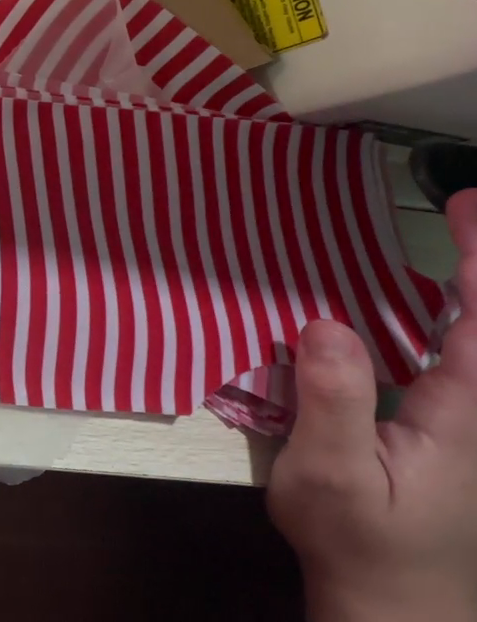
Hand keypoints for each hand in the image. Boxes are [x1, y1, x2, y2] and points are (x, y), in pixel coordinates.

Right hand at [268, 189, 476, 621]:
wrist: (391, 597)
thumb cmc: (357, 535)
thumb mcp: (332, 472)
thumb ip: (333, 400)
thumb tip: (325, 323)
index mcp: (461, 417)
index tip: (465, 212)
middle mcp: (473, 412)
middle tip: (465, 205)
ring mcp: (461, 422)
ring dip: (470, 287)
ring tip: (457, 240)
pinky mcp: (439, 429)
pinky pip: (453, 357)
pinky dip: (451, 317)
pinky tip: (429, 305)